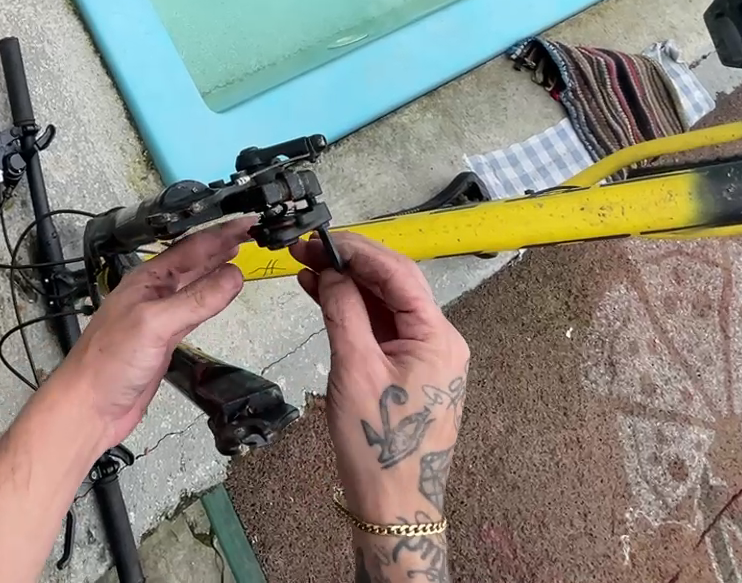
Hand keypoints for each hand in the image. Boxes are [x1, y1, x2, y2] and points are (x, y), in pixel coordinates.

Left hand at [42, 218, 252, 450]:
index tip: (246, 224)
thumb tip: (231, 275)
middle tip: (250, 233)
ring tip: (238, 254)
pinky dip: (210, 299)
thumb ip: (195, 300)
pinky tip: (219, 294)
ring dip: (217, 268)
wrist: (91, 406)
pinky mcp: (164, 339)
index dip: (220, 234)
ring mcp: (158, 315)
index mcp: (147, 278)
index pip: (191, 248)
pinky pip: (193, 310)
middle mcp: (152, 292)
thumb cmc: (107, 362)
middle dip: (221, 245)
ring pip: (194, 284)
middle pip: (193, 261)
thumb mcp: (155, 323)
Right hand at [293, 233, 469, 524]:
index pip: (398, 273)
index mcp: (437, 337)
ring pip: (383, 300)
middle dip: (349, 260)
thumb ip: (343, 311)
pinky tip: (319, 290)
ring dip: (346, 280)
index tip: (320, 238)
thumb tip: (330, 268)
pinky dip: (350, 305)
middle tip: (306, 248)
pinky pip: (379, 322)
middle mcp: (438, 338)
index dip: (358, 250)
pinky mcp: (406, 364)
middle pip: (393, 281)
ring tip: (304, 264)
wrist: (392, 503)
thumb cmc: (377, 441)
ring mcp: (423, 351)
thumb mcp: (354, 369)